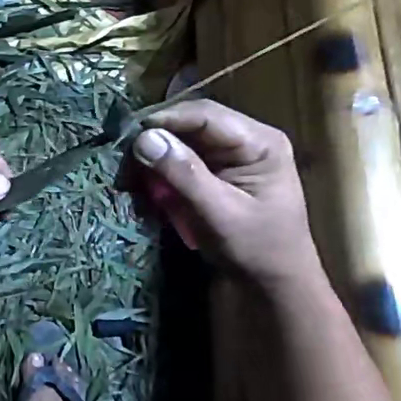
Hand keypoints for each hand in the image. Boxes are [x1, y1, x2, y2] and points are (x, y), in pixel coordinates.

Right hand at [125, 100, 314, 284]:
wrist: (276, 285)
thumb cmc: (256, 249)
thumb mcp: (219, 213)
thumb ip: (184, 174)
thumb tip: (144, 138)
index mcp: (260, 142)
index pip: (205, 115)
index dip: (164, 120)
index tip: (128, 137)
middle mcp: (247, 138)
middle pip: (192, 123)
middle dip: (157, 139)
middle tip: (124, 160)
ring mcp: (233, 154)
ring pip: (184, 140)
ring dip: (157, 155)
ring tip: (132, 176)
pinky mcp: (219, 170)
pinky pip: (184, 159)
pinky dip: (163, 170)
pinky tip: (148, 185)